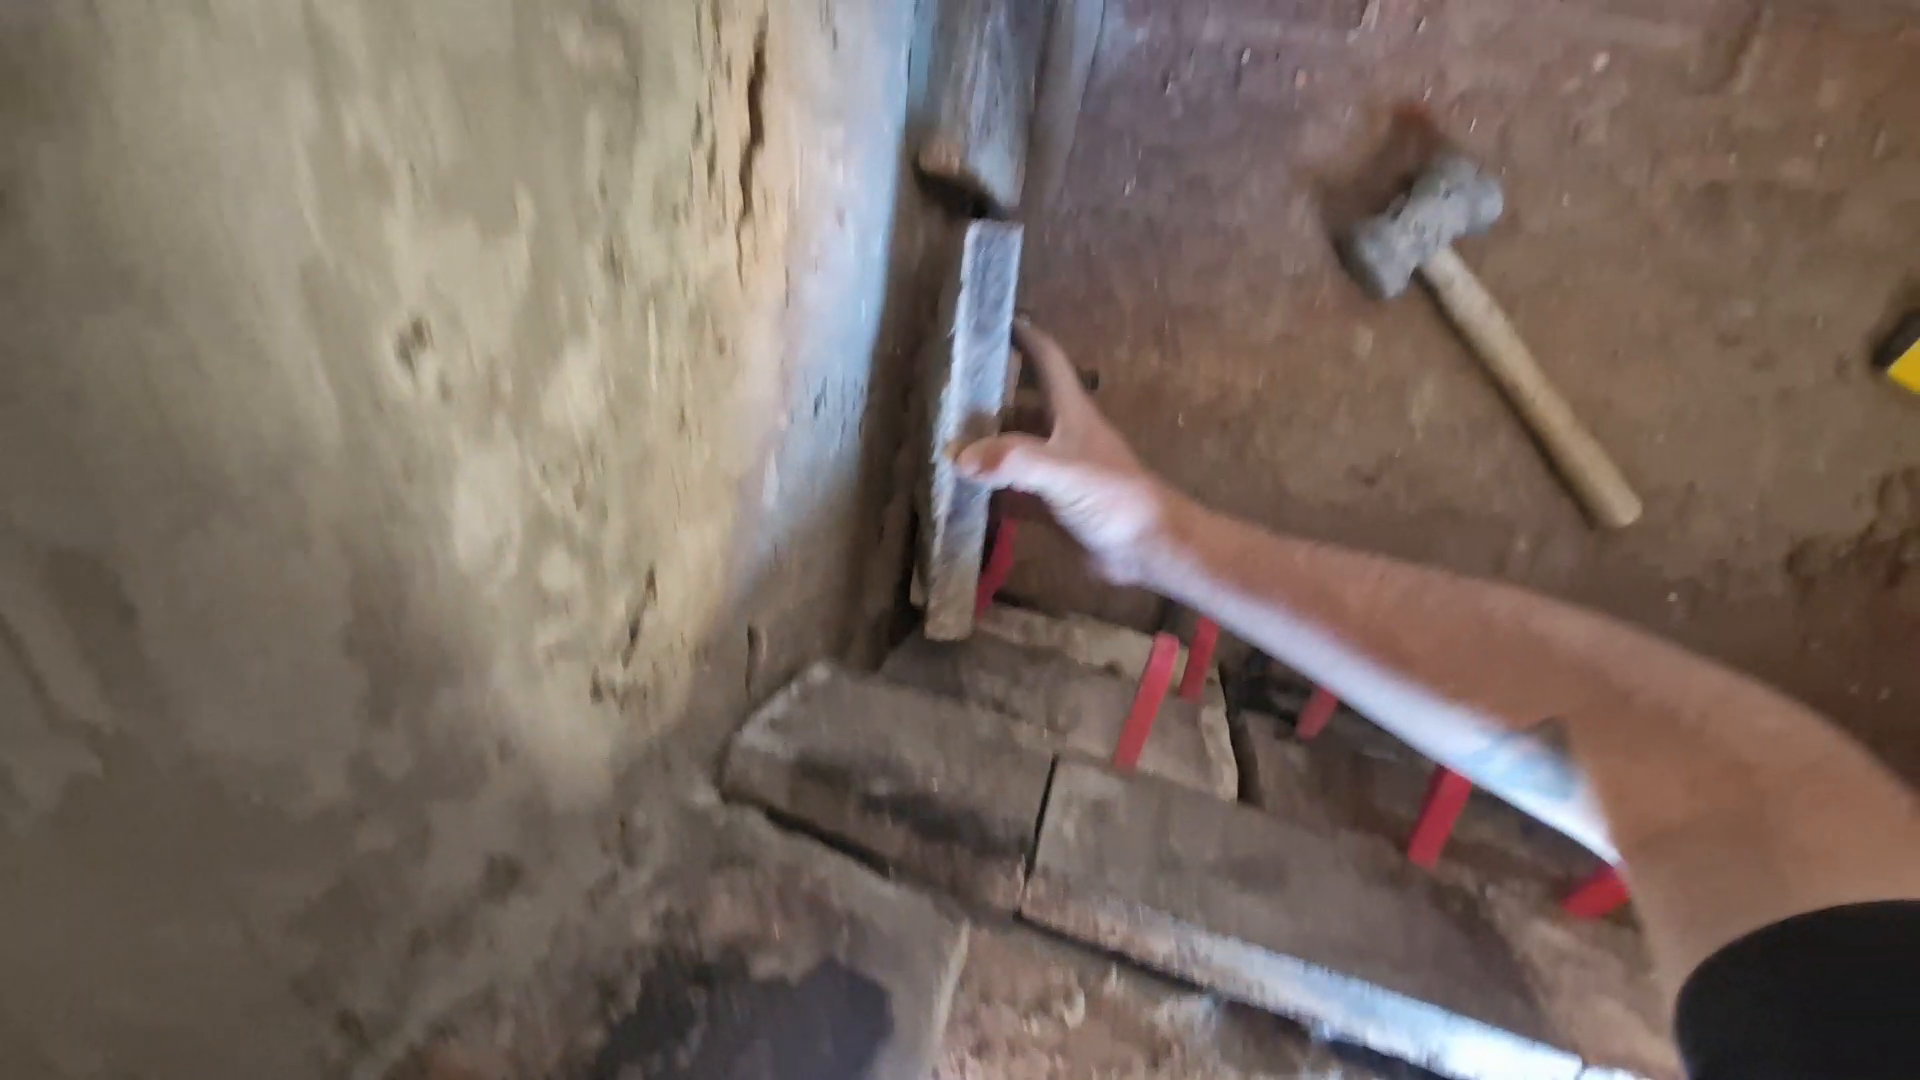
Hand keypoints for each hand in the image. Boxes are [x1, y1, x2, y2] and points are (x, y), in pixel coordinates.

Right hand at [955, 319, 1177, 585]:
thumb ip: (1014, 460)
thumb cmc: (1116, 498)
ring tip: (941, 440)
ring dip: (984, 447)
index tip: (994, 320)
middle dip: (987, 396)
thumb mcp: (1065, 471)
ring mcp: (1056, 475)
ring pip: (1013, 451)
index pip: (1047, 362)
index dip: (1025, 338)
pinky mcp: (1051, 509)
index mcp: (1071, 414)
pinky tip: (960, 494)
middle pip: (1021, 405)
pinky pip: (1012, 495)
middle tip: (944, 392)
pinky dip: (988, 494)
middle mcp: (1061, 437)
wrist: (1148, 550)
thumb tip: (958, 457)